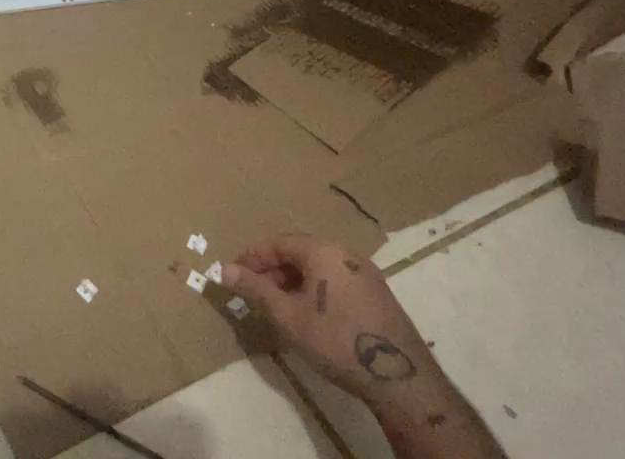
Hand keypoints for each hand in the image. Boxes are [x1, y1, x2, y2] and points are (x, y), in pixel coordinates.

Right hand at [222, 232, 430, 402]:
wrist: (401, 380)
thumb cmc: (336, 340)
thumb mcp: (287, 315)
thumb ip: (254, 289)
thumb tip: (223, 269)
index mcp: (324, 251)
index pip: (278, 243)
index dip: (252, 258)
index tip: (234, 276)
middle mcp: (347, 254)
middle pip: (299, 253)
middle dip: (272, 271)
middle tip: (254, 294)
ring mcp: (367, 275)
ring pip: (318, 269)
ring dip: (293, 283)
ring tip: (278, 307)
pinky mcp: (379, 296)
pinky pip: (336, 282)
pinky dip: (315, 291)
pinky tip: (309, 317)